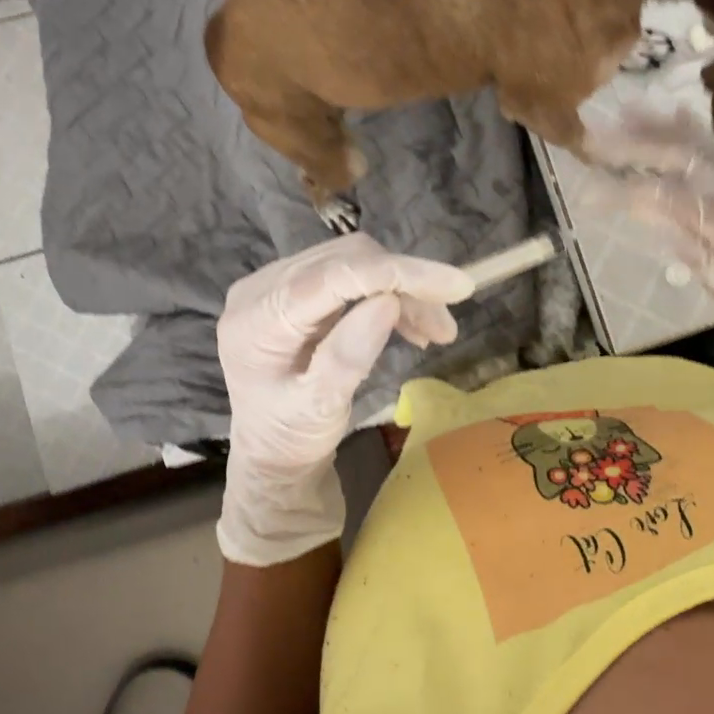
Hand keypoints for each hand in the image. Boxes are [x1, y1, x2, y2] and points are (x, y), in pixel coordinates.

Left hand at [215, 233, 474, 565]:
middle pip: (350, 260)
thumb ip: (347, 356)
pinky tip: (411, 324)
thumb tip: (388, 302)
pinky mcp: (298, 289)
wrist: (272, 454)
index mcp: (257, 318)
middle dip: (407, 285)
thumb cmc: (291, 438)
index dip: (400, 273)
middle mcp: (262, 287)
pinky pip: (352, 273)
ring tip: (435, 331)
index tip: (456, 285)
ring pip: (357, 261)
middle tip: (445, 328)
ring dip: (404, 290)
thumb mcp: (319, 410)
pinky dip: (389, 293)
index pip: (336, 275)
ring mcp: (278, 284)